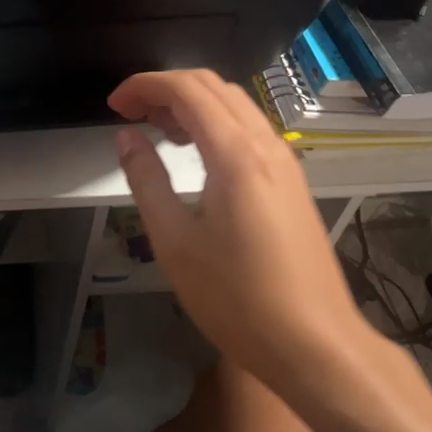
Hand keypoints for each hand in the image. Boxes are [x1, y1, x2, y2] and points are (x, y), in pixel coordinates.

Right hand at [109, 70, 366, 375]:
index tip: (114, 104)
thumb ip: (147, 179)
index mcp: (235, 154)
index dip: (145, 85)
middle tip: (131, 114)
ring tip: (158, 131)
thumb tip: (126, 138)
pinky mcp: (292, 181)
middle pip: (212, 86)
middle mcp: (265, 145)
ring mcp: (285, 161)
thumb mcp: (175, 242)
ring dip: (192, 103)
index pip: (186, 89)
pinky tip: (197, 154)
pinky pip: (250, 128)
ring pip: (235, 104)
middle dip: (166, 88)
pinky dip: (216, 122)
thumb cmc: (238, 298)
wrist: (317, 347)